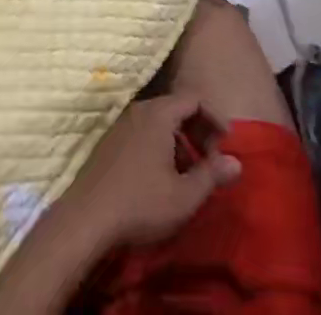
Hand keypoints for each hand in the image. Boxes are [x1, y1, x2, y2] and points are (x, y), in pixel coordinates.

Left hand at [57, 94, 243, 248]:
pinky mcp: (108, 144)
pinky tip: (161, 178)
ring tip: (188, 173)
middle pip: (176, 108)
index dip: (214, 117)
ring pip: (158, 123)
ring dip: (179, 141)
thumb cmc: (140, 204)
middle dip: (198, 130)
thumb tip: (237, 162)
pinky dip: (159, 147)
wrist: (83, 222)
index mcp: (159, 114)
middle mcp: (139, 111)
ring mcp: (120, 126)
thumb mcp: (184, 196)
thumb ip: (212, 175)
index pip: (194, 99)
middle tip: (209, 159)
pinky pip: (142, 134)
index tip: (225, 143)